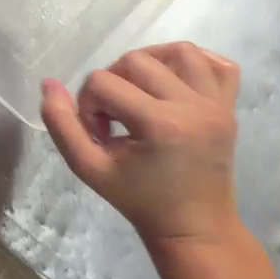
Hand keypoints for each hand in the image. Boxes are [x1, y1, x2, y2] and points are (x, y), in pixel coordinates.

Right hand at [42, 42, 242, 247]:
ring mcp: (218, 107)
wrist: (195, 226)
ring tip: (136, 89)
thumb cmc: (138, 198)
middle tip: (113, 116)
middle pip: (135, 60)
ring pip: (179, 52)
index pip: (103, 82)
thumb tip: (49, 83)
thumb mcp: (86, 165)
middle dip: (111, 82)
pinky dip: (194, 62)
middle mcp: (194, 108)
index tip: (97, 133)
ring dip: (147, 63)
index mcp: (161, 124)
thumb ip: (59, 122)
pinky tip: (172, 79)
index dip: (87, 103)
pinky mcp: (229, 109)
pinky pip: (221, 65)